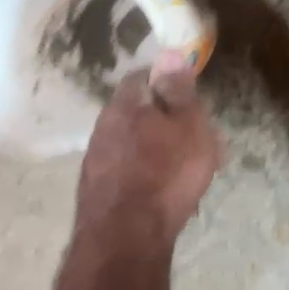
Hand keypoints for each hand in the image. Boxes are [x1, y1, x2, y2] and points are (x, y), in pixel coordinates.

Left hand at [75, 52, 220, 249]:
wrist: (127, 237)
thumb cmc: (168, 170)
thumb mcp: (188, 123)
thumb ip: (178, 90)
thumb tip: (168, 52)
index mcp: (123, 109)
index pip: (138, 78)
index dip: (162, 77)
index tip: (186, 86)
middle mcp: (101, 131)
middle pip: (133, 111)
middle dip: (161, 113)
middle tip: (194, 125)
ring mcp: (94, 163)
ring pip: (130, 139)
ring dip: (155, 141)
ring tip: (184, 155)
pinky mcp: (97, 190)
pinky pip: (126, 165)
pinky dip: (147, 164)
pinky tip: (165, 178)